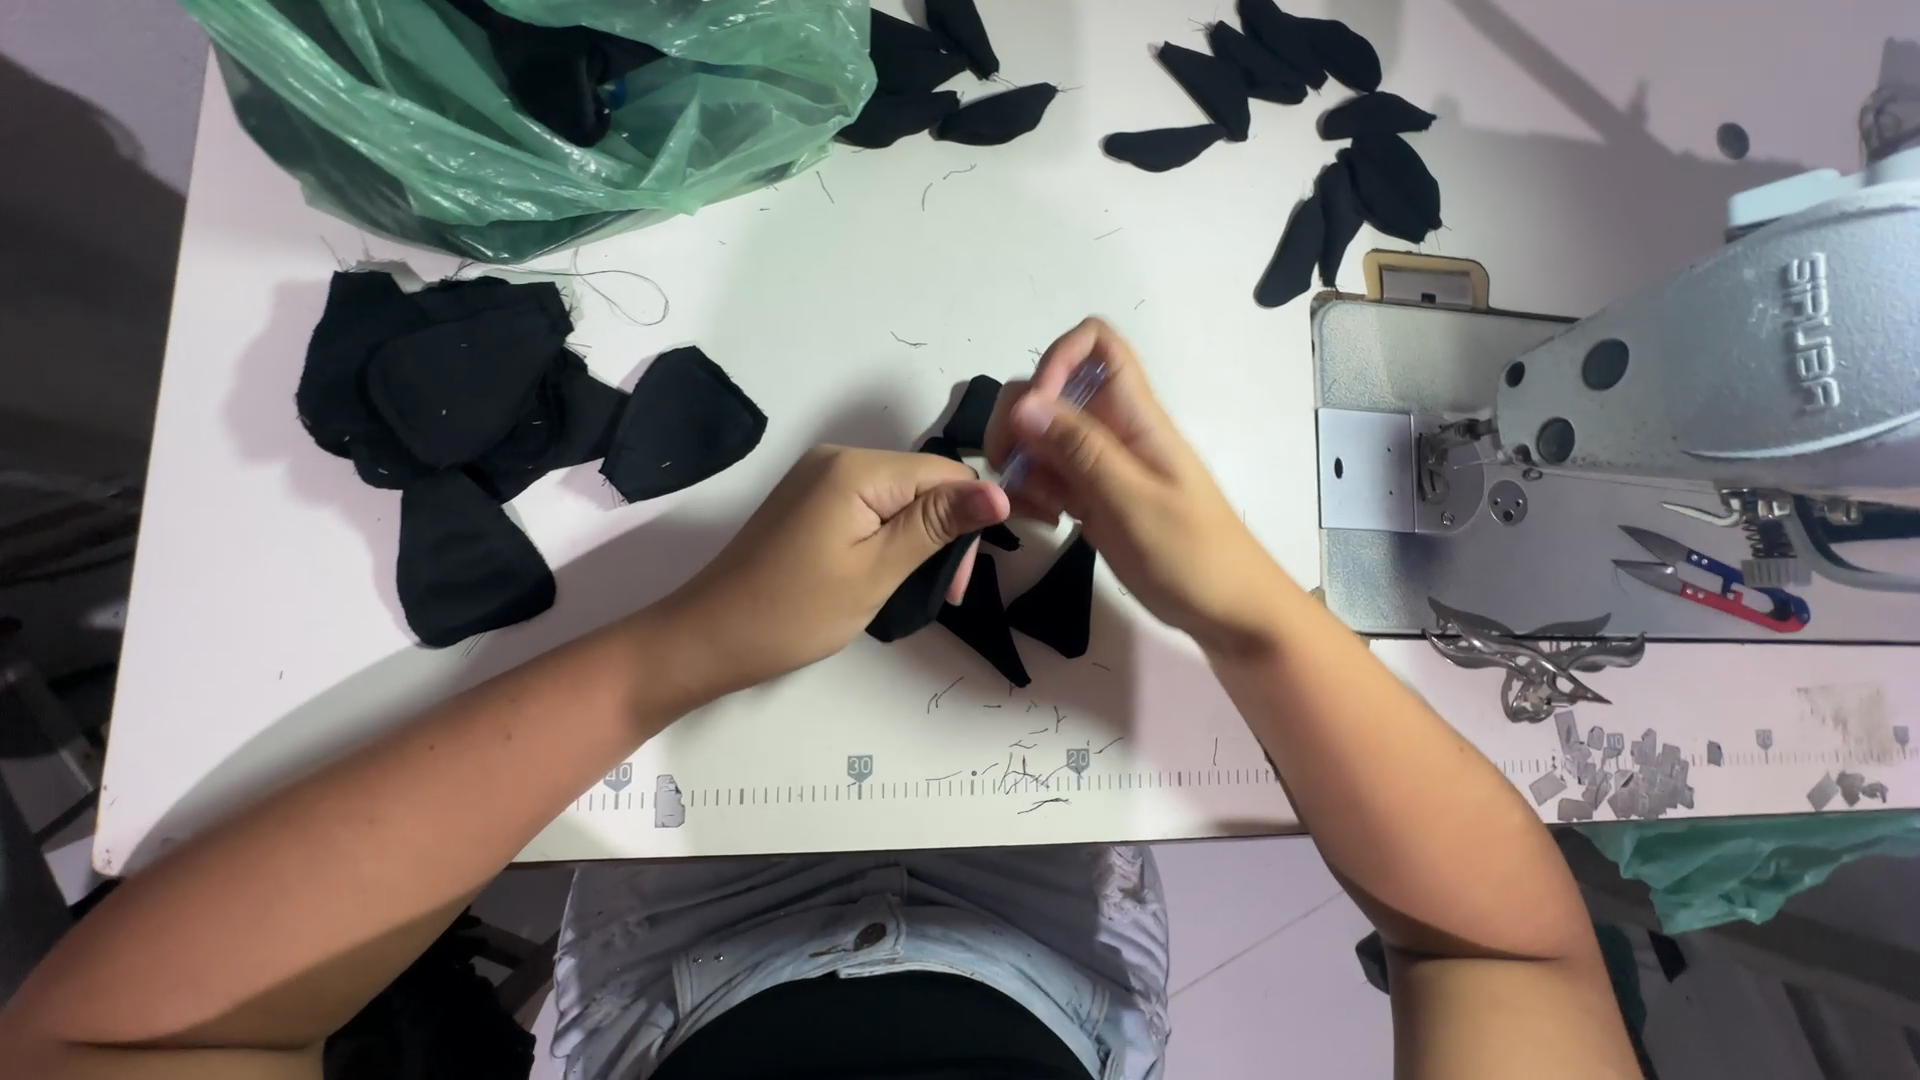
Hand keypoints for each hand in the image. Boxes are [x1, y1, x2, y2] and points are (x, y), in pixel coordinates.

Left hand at [653, 445, 1008, 697]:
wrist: (709, 638)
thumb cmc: (795, 612)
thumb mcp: (877, 571)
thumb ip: (938, 525)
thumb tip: (1001, 492)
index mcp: (856, 469)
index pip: (944, 472)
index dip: (970, 518)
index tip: (964, 580)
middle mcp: (837, 459)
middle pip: (921, 482)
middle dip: (943, 534)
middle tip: (944, 595)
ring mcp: (818, 480)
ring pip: (898, 498)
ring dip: (917, 541)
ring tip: (911, 591)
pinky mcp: (808, 502)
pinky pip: (869, 508)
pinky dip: (887, 539)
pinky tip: (883, 574)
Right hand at [985, 318, 1293, 655]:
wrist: (1224, 609)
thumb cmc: (1192, 554)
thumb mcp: (1134, 501)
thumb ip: (1080, 449)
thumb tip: (1023, 402)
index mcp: (1135, 415)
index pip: (1095, 344)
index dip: (1057, 361)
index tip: (1033, 414)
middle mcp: (1112, 429)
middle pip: (1049, 391)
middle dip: (1018, 423)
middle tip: (1013, 472)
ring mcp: (1099, 464)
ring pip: (1038, 436)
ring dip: (1020, 464)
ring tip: (1037, 509)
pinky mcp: (1090, 496)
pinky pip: (1046, 475)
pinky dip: (1032, 492)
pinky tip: (1047, 522)